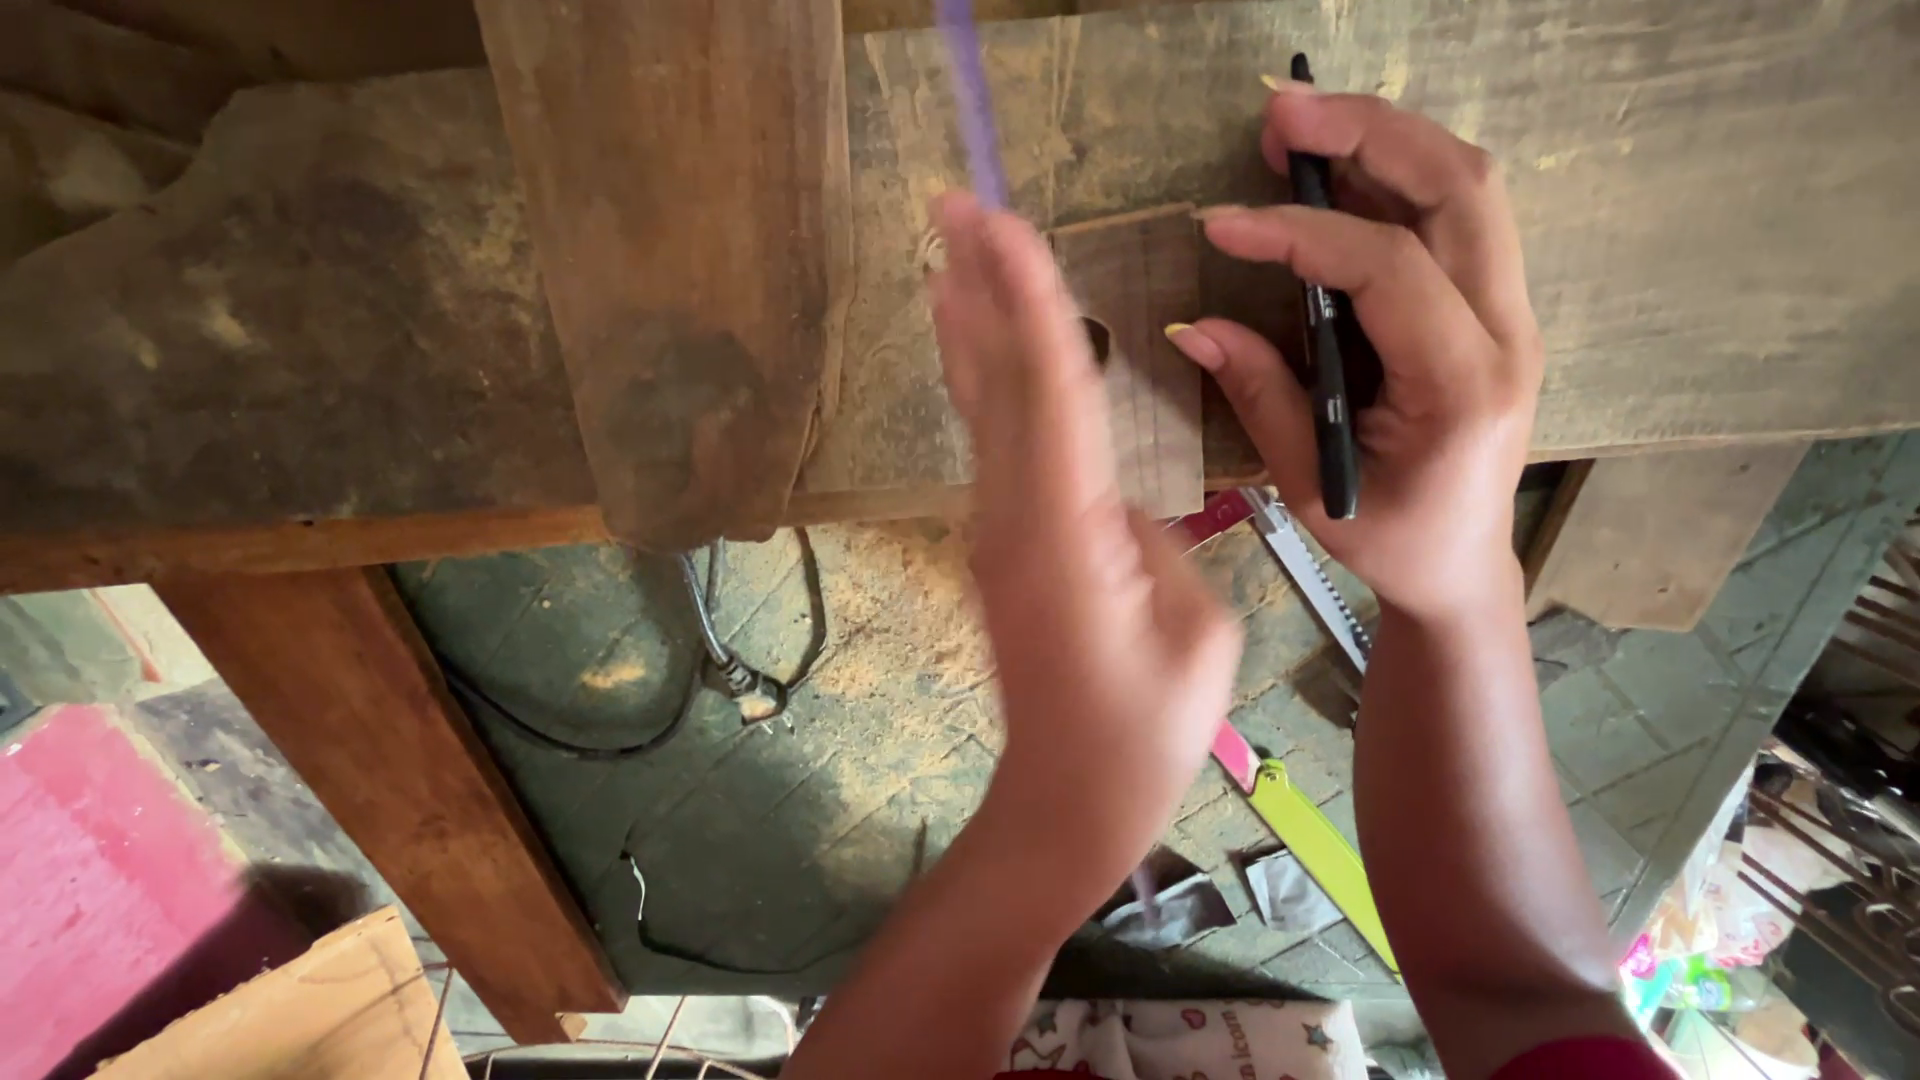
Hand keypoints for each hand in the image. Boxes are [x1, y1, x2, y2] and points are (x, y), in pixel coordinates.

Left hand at [928, 192, 1240, 892]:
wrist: (1067, 794)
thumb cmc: (1145, 729)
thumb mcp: (1191, 624)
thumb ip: (1152, 536)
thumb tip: (1114, 490)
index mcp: (1068, 533)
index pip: (1051, 394)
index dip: (1028, 302)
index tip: (997, 226)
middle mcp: (1015, 519)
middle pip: (996, 387)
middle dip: (975, 290)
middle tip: (947, 206)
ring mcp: (997, 532)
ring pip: (982, 412)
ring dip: (969, 329)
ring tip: (948, 257)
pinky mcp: (999, 546)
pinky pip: (992, 445)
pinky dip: (983, 384)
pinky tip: (975, 352)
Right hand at [1167, 82, 1543, 618]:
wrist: (1463, 563)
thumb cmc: (1386, 538)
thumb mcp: (1308, 484)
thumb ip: (1259, 395)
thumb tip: (1195, 327)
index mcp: (1460, 388)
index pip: (1387, 269)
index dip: (1299, 233)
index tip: (1221, 223)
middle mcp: (1506, 334)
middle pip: (1460, 187)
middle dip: (1367, 132)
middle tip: (1279, 113)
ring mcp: (1511, 314)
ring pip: (1469, 186)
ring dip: (1385, 139)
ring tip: (1301, 127)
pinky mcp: (1493, 308)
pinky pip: (1457, 215)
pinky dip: (1398, 176)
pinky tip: (1339, 171)